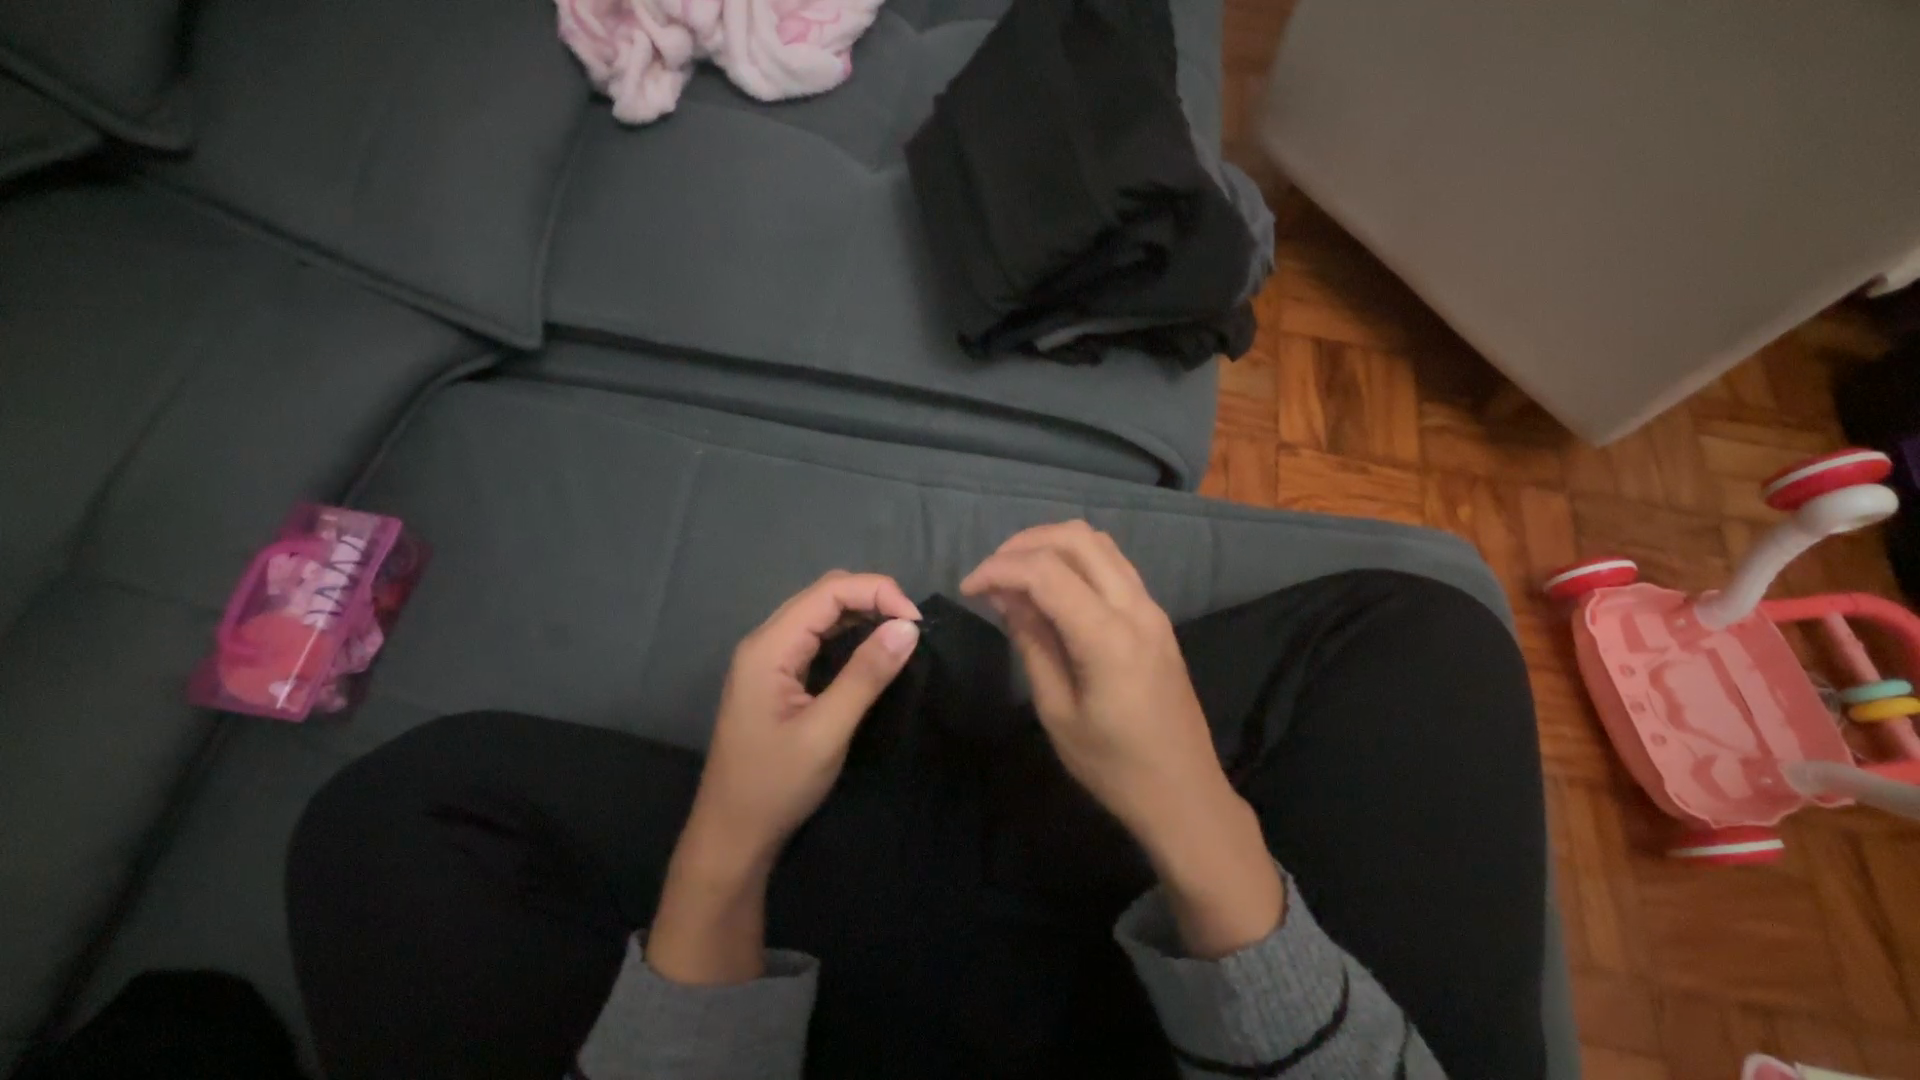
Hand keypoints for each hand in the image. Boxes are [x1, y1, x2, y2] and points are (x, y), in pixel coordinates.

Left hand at [649, 571, 920, 983]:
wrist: (732, 834)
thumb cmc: (775, 785)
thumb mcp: (827, 731)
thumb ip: (866, 675)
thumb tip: (907, 628)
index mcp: (769, 647)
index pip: (828, 591)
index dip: (877, 592)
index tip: (916, 623)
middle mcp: (765, 643)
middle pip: (823, 595)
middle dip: (872, 598)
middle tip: (912, 630)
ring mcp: (768, 661)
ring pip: (820, 616)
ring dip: (862, 615)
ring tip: (900, 637)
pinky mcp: (776, 679)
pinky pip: (815, 640)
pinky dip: (848, 636)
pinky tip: (872, 652)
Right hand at [961, 522, 1282, 956]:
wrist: (1184, 794)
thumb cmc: (1114, 767)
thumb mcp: (1058, 713)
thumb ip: (1033, 644)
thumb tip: (1006, 596)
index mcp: (1108, 637)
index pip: (1046, 572)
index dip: (999, 569)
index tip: (968, 590)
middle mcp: (1135, 608)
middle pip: (1077, 539)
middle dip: (1024, 544)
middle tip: (990, 574)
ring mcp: (1152, 609)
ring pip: (1099, 544)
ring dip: (1051, 545)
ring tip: (1014, 574)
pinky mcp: (1156, 618)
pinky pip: (1114, 565)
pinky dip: (1076, 560)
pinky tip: (1050, 587)